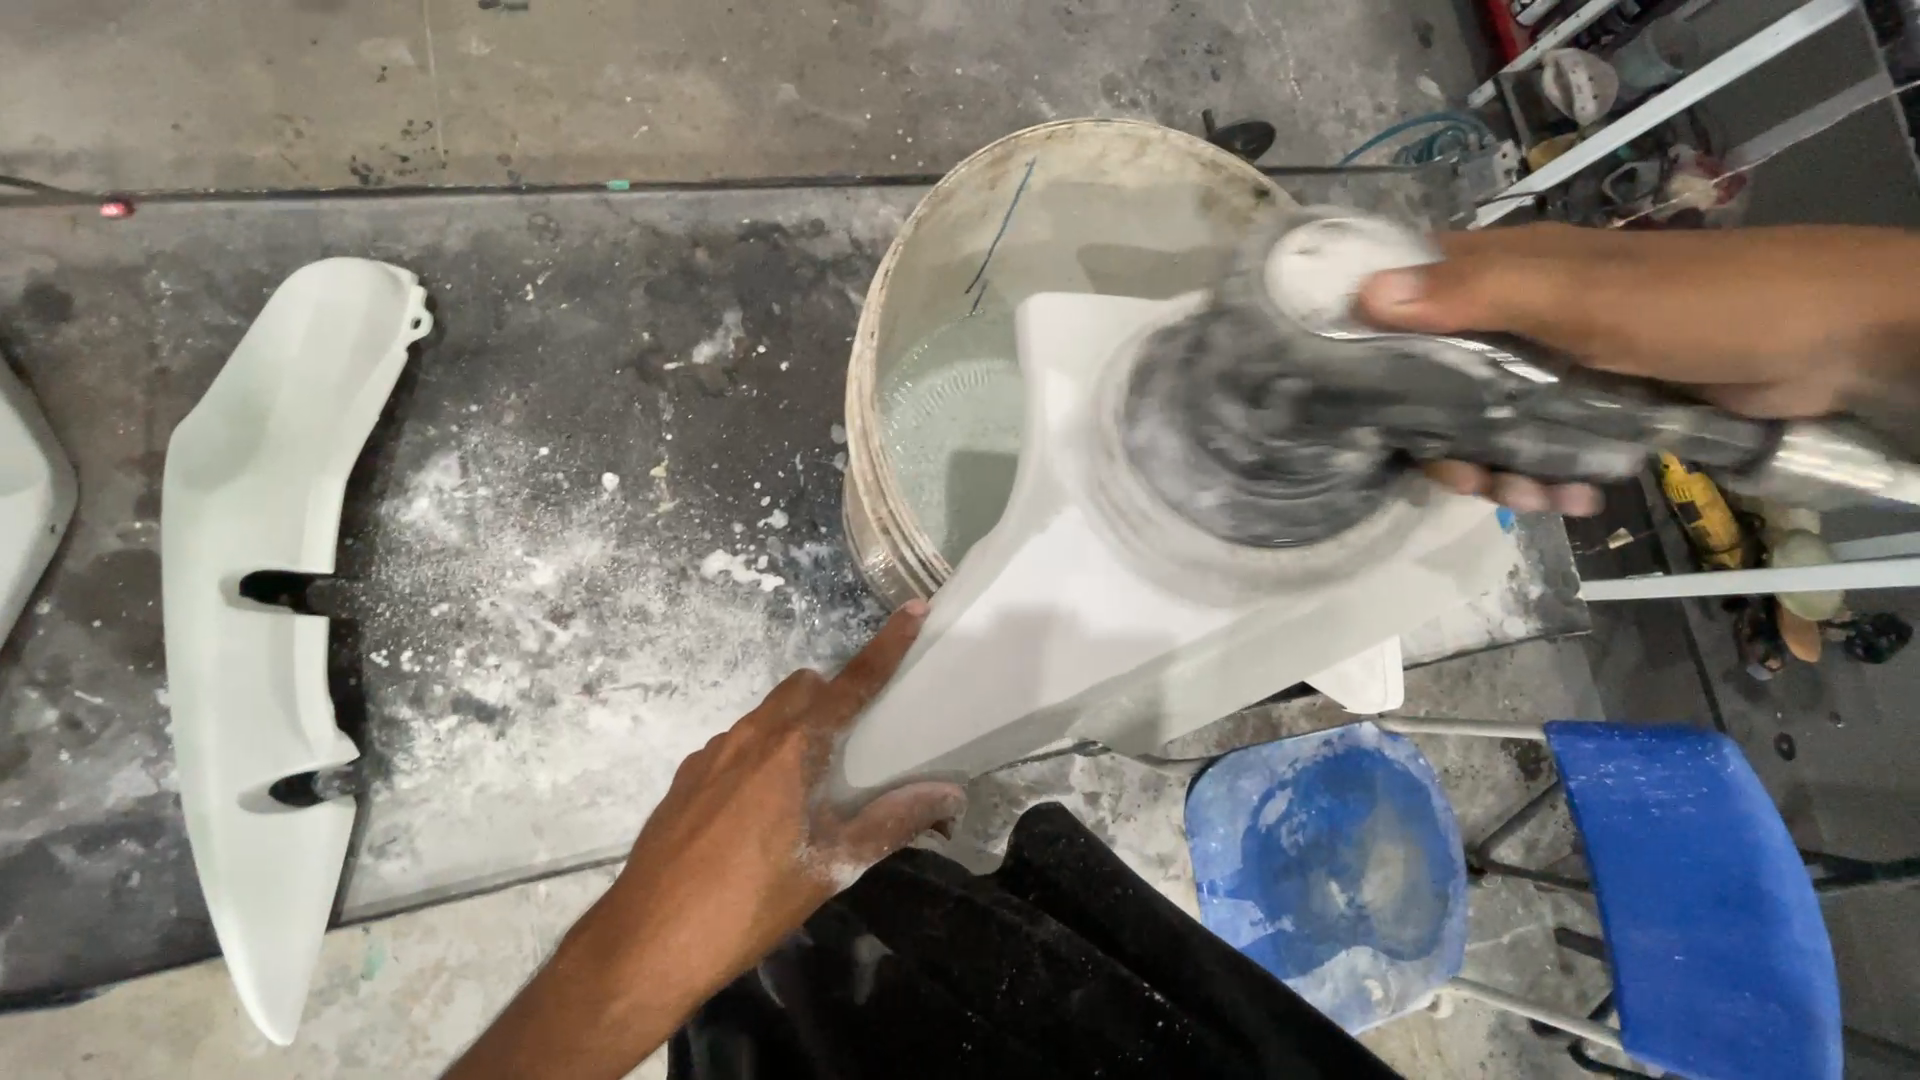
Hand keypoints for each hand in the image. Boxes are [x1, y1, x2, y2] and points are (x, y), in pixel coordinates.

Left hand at [602, 597, 966, 994]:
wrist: (644, 945)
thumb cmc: (748, 904)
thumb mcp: (831, 868)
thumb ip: (893, 823)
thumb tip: (948, 797)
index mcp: (793, 749)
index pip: (852, 683)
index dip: (887, 646)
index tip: (913, 610)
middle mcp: (751, 735)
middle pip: (805, 687)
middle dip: (835, 694)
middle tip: (854, 742)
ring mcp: (711, 753)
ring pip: (767, 714)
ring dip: (796, 727)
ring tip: (806, 788)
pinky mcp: (686, 776)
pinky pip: (736, 744)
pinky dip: (760, 755)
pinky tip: (757, 812)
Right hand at [1356, 223, 1919, 513]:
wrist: (1837, 342)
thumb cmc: (1702, 304)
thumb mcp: (1580, 299)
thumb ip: (1474, 295)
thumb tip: (1363, 295)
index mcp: (1490, 275)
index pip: (1392, 301)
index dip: (1361, 345)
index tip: (1357, 402)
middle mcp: (1501, 315)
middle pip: (1424, 383)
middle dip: (1440, 440)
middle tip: (1468, 478)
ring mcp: (1538, 361)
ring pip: (1473, 423)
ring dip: (1493, 470)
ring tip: (1534, 499)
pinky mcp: (1575, 399)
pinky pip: (1524, 444)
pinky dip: (1537, 476)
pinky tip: (1569, 497)